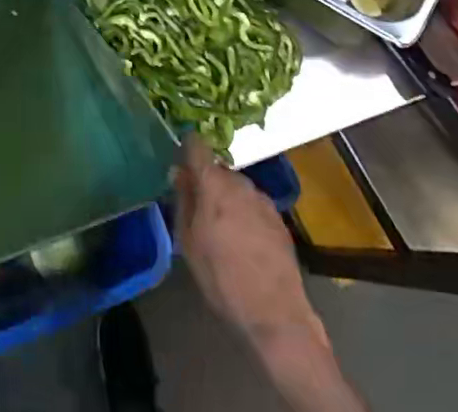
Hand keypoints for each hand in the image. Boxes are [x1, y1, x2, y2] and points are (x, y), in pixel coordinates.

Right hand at [173, 136, 326, 350]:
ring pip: (237, 186)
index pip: (198, 147)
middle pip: (218, 169)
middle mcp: (240, 185)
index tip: (180, 158)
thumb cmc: (222, 279)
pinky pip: (253, 203)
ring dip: (227, 196)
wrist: (275, 311)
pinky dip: (244, 211)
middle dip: (207, 181)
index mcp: (214, 187)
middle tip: (198, 207)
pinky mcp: (279, 217)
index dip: (188, 147)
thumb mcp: (189, 244)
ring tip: (221, 227)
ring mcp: (263, 199)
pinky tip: (243, 239)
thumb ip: (183, 202)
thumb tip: (178, 173)